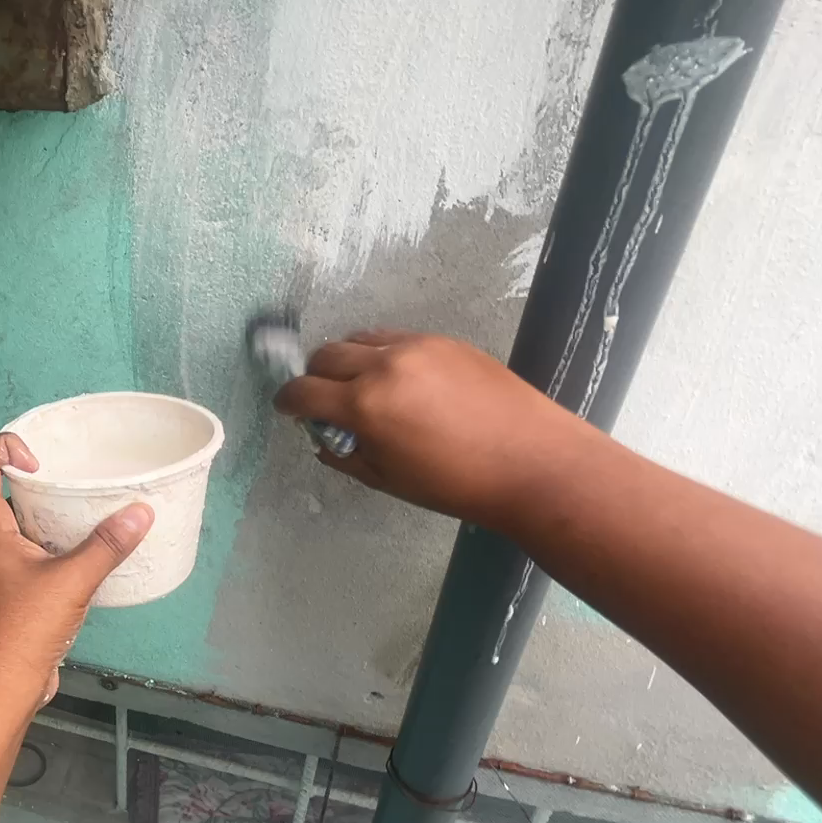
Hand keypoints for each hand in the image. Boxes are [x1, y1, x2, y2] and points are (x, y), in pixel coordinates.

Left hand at [0, 434, 153, 711]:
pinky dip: (49, 545)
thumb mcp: (71, 582)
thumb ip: (105, 546)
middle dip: (32, 479)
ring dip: (43, 514)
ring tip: (84, 512)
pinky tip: (82, 555)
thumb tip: (141, 512)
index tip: (40, 462)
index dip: (3, 446)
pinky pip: (26, 554)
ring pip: (14, 525)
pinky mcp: (6, 593)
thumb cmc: (22, 629)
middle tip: (72, 480)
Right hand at [273, 329, 605, 529]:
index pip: (302, 391)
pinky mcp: (446, 342)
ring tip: (360, 387)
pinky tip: (397, 381)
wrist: (535, 464)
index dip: (287, 402)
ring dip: (346, 361)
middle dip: (314, 377)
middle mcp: (385, 366)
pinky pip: (394, 339)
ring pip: (358, 340)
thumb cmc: (453, 483)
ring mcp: (418, 347)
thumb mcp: (383, 477)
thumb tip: (325, 437)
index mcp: (364, 405)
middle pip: (325, 355)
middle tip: (324, 400)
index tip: (286, 409)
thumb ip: (343, 453)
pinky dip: (380, 355)